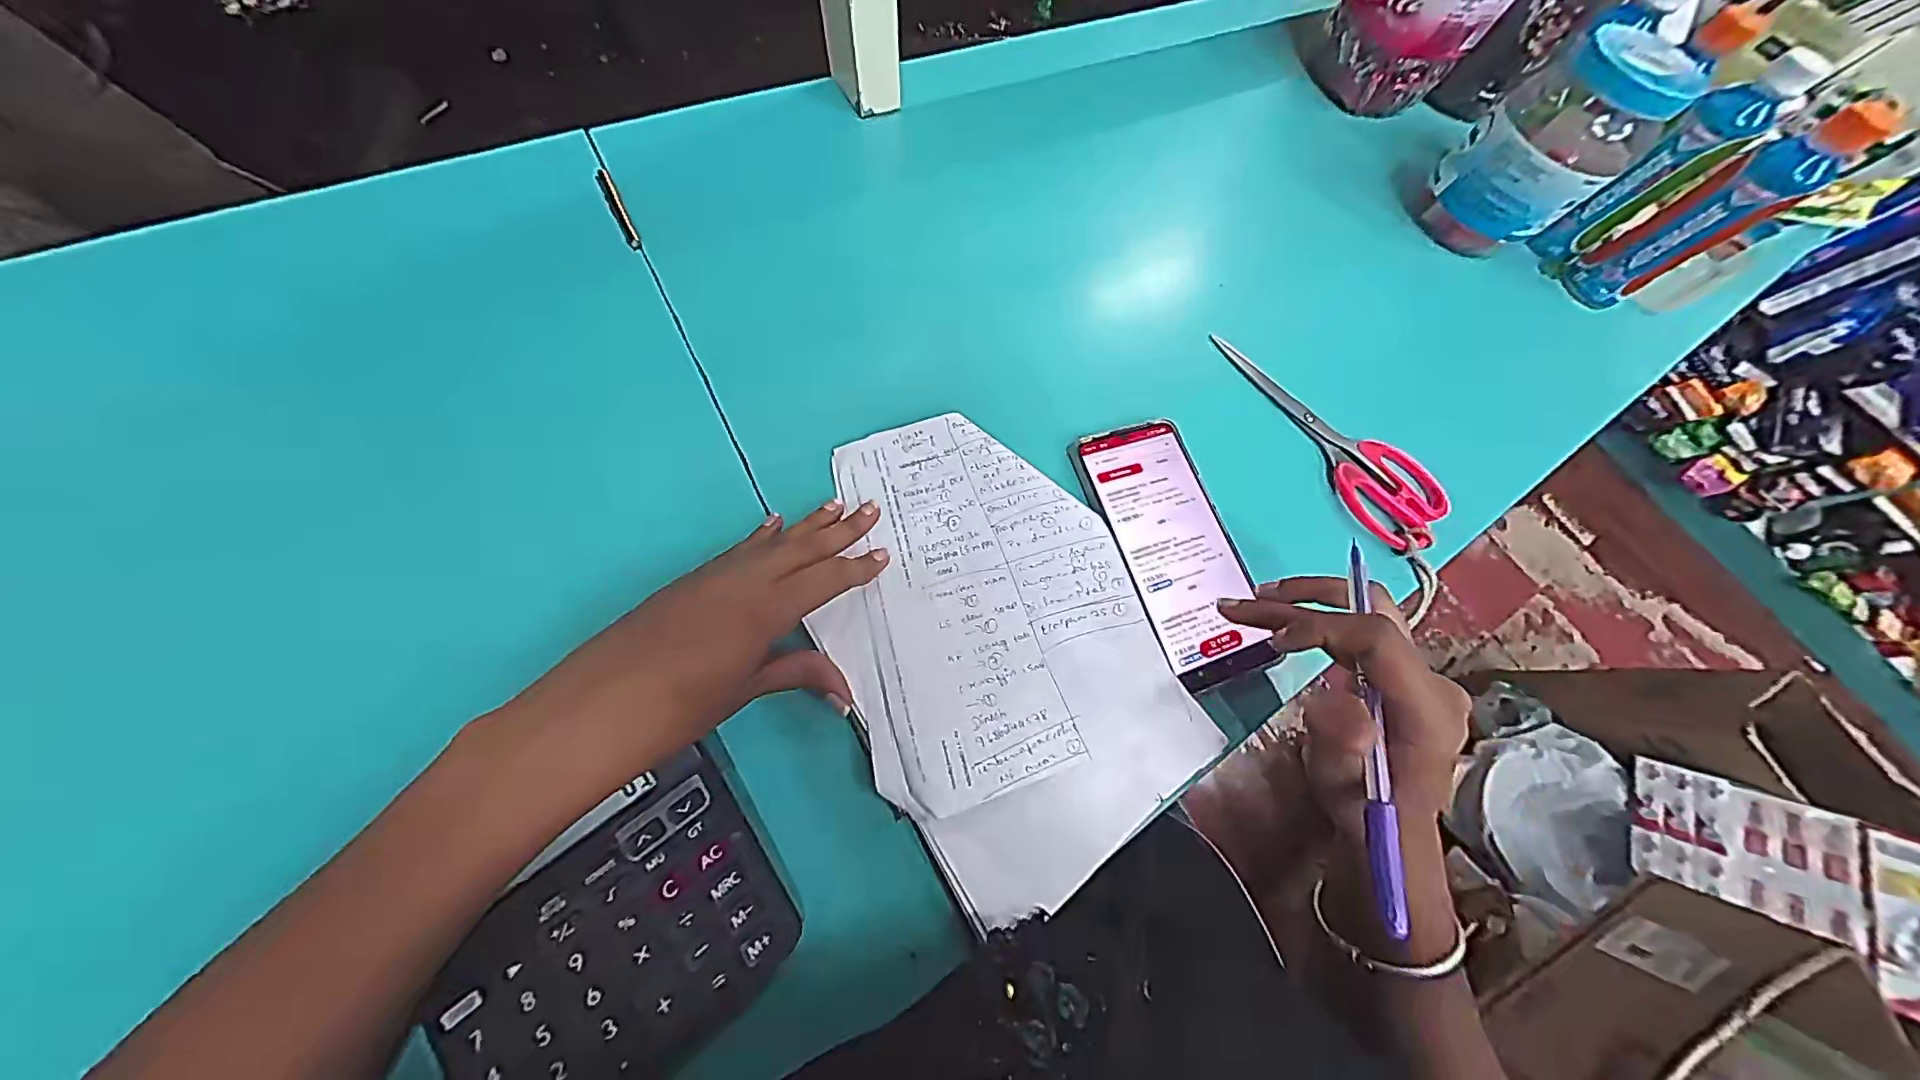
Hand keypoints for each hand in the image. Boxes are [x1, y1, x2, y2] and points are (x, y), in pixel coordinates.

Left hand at [496, 499, 887, 777]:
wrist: (593, 708)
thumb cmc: (674, 708)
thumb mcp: (742, 690)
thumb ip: (795, 675)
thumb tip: (842, 691)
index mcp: (762, 610)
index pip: (821, 581)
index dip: (854, 568)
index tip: (880, 554)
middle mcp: (741, 582)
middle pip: (800, 549)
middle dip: (838, 530)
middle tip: (868, 507)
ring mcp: (712, 577)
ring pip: (770, 543)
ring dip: (804, 526)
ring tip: (831, 505)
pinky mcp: (689, 582)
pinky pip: (738, 551)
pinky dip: (761, 538)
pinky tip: (770, 526)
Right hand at [1218, 578, 1467, 833]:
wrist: (1392, 828)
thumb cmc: (1366, 813)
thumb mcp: (1348, 789)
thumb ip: (1343, 746)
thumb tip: (1333, 699)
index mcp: (1427, 707)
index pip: (1376, 637)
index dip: (1320, 627)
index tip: (1272, 638)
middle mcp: (1430, 681)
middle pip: (1372, 609)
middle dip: (1307, 599)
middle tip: (1252, 601)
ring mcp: (1417, 674)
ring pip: (1366, 610)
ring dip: (1310, 600)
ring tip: (1260, 601)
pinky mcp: (1398, 675)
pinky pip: (1359, 629)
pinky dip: (1317, 618)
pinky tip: (1283, 622)